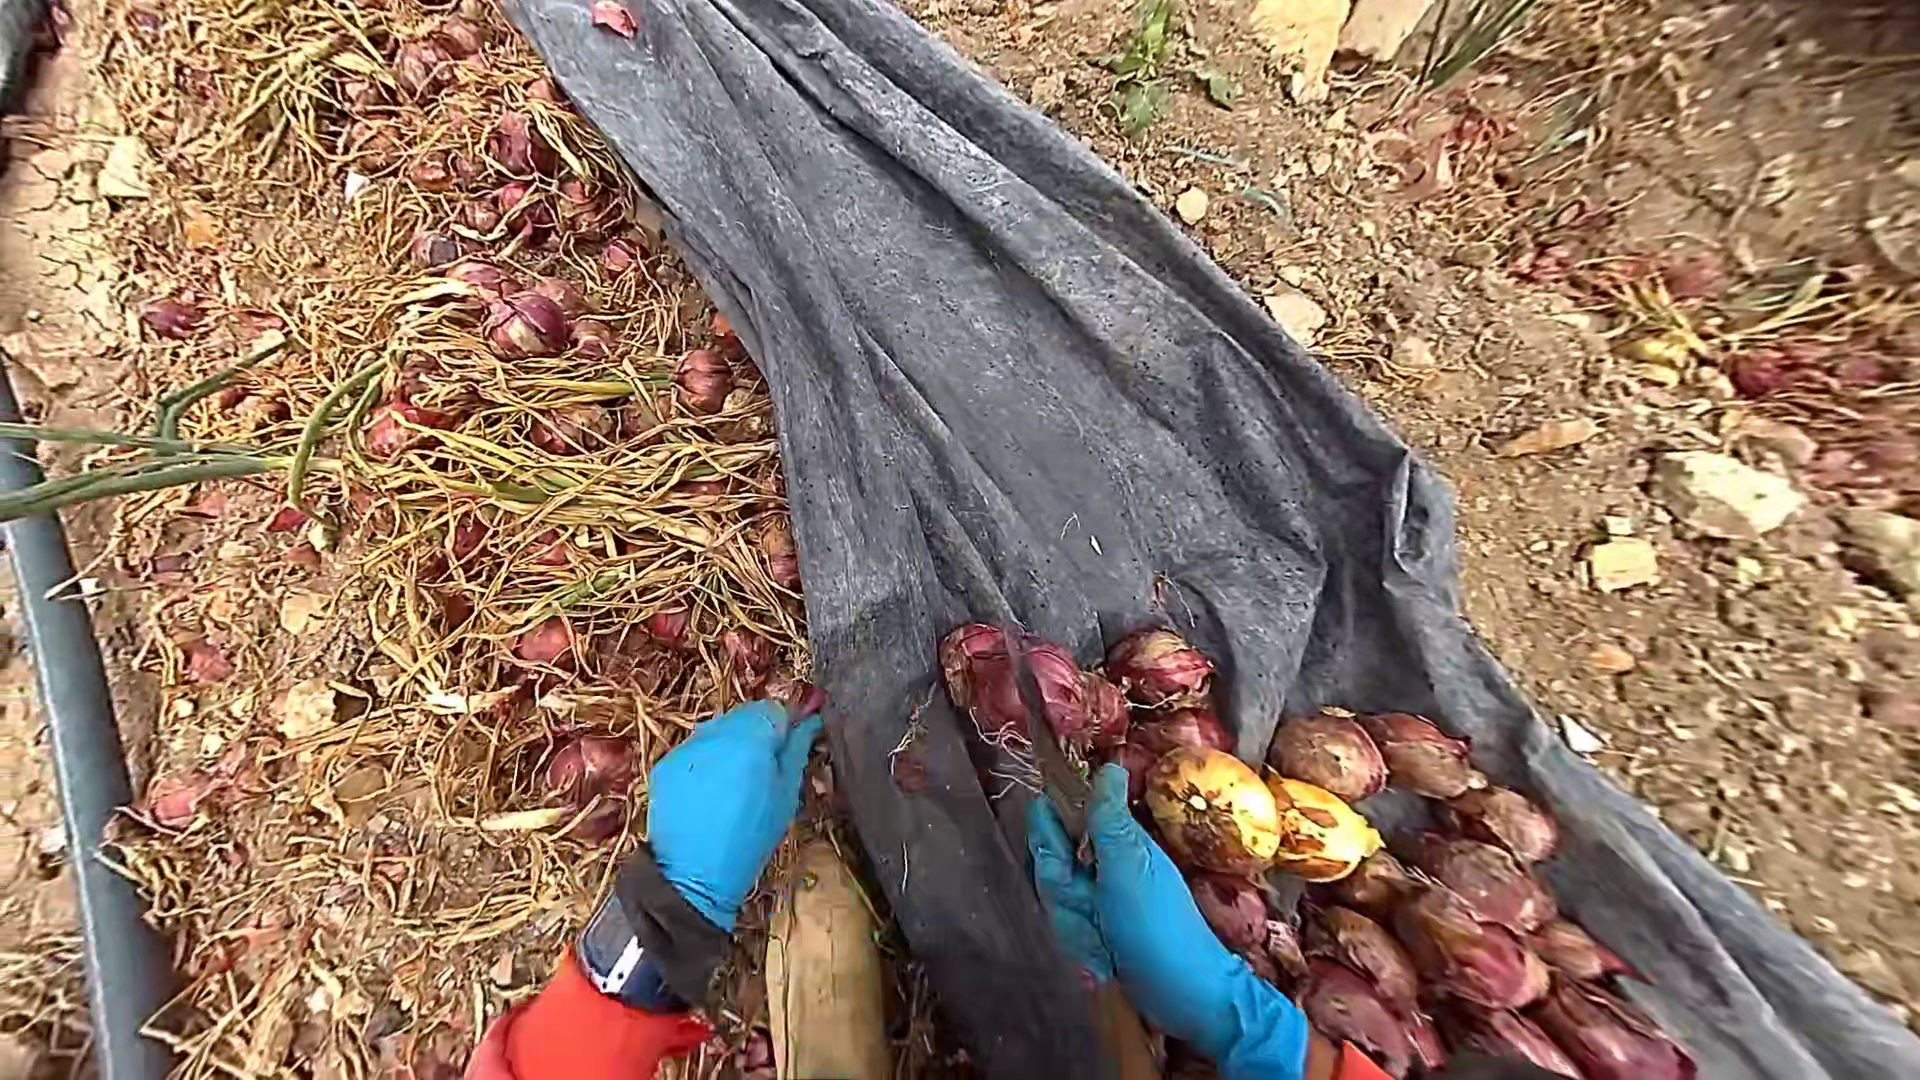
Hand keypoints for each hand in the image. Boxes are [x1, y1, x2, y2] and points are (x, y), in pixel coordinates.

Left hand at [647, 700, 822, 930]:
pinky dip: (710, 759)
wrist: (693, 878)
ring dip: (734, 743)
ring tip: (738, 780)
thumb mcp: (787, 793)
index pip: (775, 709)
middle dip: (759, 733)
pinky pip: (698, 748)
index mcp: (751, 738)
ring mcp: (687, 747)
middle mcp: (715, 733)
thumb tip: (811, 718)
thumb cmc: (752, 835)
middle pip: (747, 715)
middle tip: (765, 768)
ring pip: (721, 728)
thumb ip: (798, 747)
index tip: (789, 747)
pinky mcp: (666, 764)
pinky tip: (713, 789)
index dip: (786, 726)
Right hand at [1027, 765, 1313, 1079]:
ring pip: (1053, 899)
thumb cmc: (1158, 925)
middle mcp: (1098, 860)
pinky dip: (1081, 948)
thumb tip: (1108, 765)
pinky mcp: (1094, 929)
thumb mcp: (1128, 866)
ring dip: (1074, 926)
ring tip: (1102, 944)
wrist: (1186, 999)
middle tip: (1091, 908)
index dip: (1048, 840)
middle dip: (1063, 893)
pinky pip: (1065, 929)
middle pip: (1047, 861)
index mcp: (1110, 836)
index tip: (1066, 864)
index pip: (1051, 817)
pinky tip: (1101, 963)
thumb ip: (1108, 817)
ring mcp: (1095, 897)